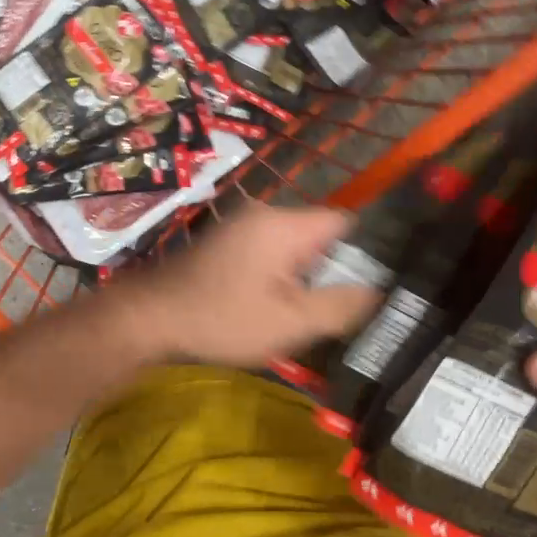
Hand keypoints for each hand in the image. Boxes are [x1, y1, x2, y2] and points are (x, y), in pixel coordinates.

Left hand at [118, 206, 381, 366]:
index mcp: (283, 224)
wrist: (152, 316)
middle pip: (321, 235)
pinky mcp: (226, 243)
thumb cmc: (224, 318)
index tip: (384, 285)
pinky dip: (283, 277)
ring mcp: (241, 227)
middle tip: (354, 309)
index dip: (368, 252)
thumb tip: (381, 290)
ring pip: (296, 248)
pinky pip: (272, 253)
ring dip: (308, 277)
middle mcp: (263, 214)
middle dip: (337, 269)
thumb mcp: (293, 322)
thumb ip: (343, 304)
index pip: (346, 222)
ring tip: (321, 313)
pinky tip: (284, 307)